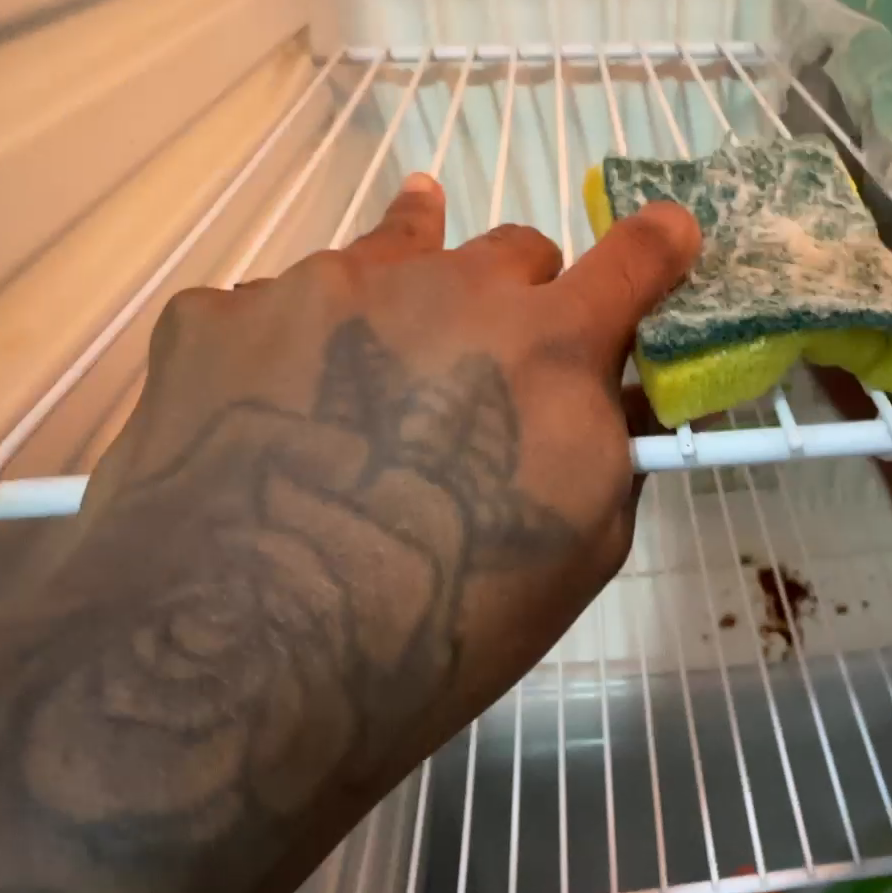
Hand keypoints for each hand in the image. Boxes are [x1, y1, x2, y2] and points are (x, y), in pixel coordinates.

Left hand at [0, 176, 701, 892]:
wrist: (239, 657)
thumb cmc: (447, 620)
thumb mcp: (583, 546)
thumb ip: (613, 449)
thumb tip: (614, 397)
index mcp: (547, 346)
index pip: (634, 262)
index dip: (660, 245)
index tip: (671, 234)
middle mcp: (444, 288)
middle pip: (513, 249)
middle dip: (523, 300)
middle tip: (491, 374)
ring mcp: (322, 286)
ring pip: (396, 254)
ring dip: (414, 302)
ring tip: (384, 373)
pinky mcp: (220, 314)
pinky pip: (285, 305)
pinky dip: (303, 349)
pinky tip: (276, 424)